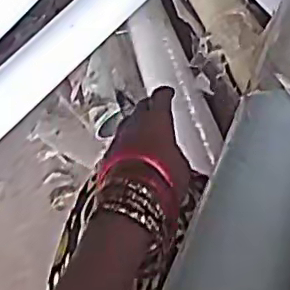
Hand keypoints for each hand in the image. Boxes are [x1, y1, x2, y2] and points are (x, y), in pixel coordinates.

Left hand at [102, 87, 190, 212]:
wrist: (132, 195)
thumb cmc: (161, 177)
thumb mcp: (182, 167)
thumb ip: (178, 154)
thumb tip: (179, 163)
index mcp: (157, 116)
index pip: (161, 97)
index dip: (165, 95)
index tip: (167, 93)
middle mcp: (135, 122)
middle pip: (141, 108)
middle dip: (148, 110)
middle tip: (155, 115)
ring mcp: (118, 138)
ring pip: (127, 127)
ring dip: (135, 131)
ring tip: (144, 141)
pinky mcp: (107, 157)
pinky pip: (118, 147)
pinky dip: (124, 150)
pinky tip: (131, 159)